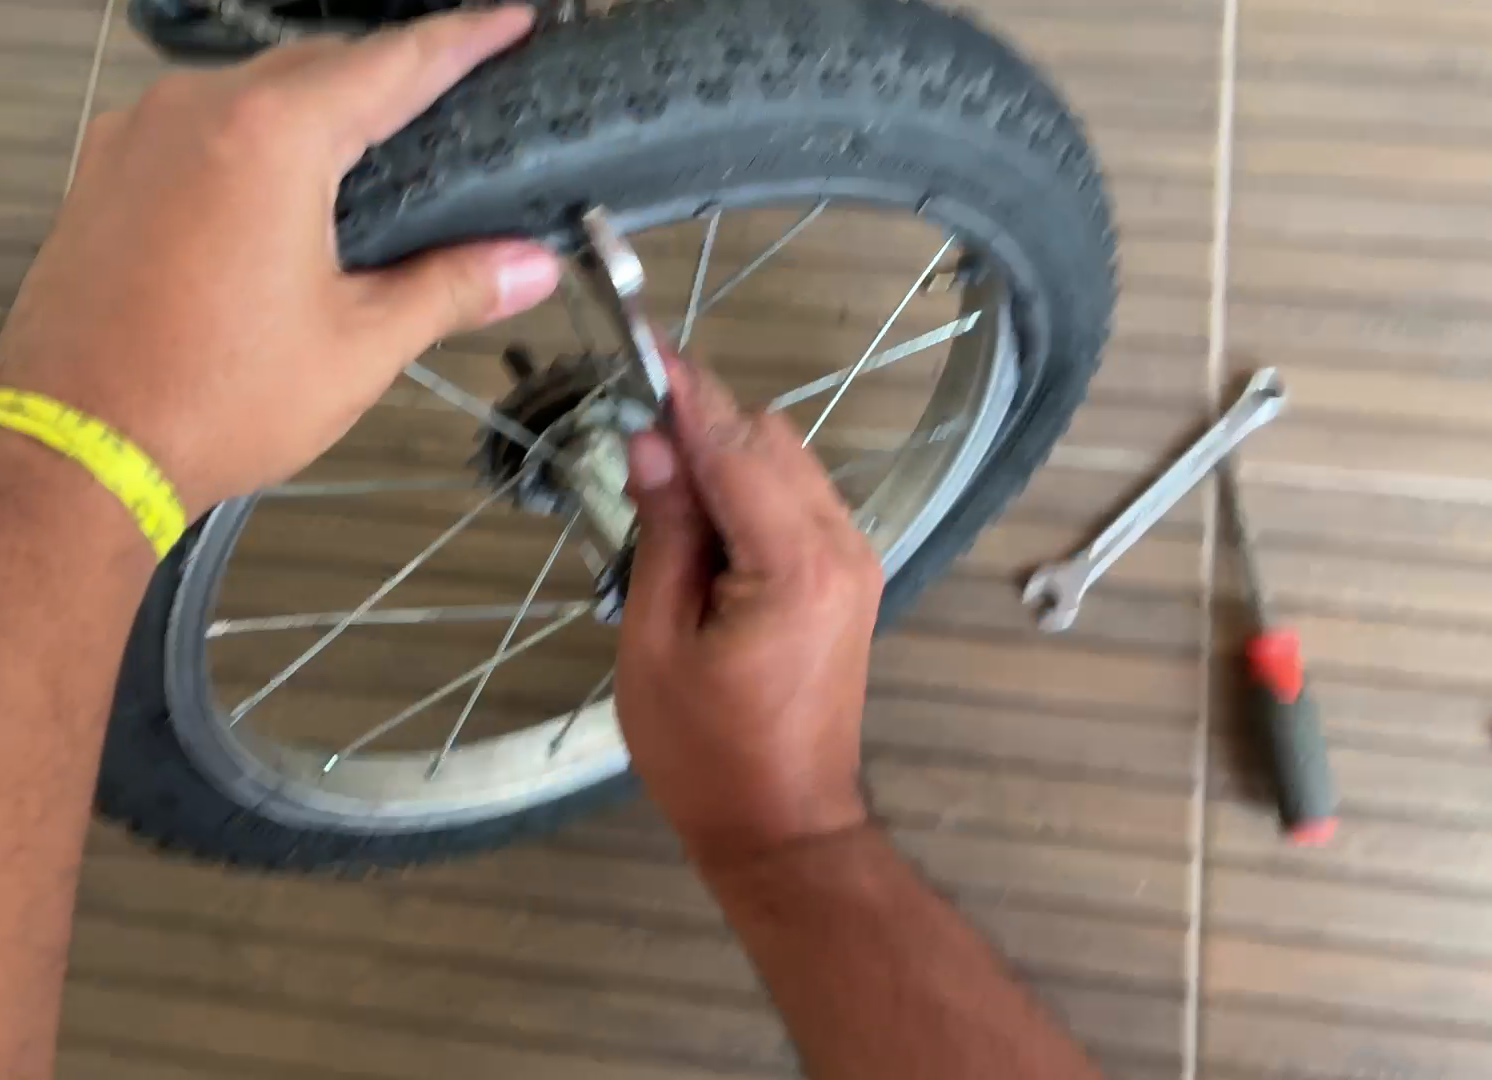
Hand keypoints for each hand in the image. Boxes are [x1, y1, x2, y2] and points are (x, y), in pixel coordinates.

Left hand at [0, 7, 560, 514]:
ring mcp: (137, 138)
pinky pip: (206, 132)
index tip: (508, 21)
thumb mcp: (363, 345)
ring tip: (381, 152)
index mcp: (269, 139)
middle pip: (318, 68)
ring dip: (326, 113)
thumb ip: (451, 288)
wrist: (78, 449)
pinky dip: (266, 145)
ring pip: (256, 97)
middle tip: (453, 98)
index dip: (461, 40)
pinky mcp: (108, 177)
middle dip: (392, 75)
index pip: (390, 65)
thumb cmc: (222, 398)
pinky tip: (293, 194)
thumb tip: (530, 267)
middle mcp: (192, 112)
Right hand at [615, 359, 882, 869]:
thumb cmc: (704, 751)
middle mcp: (841, 545)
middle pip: (769, 438)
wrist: (785, 825)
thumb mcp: (657, 641)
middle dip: (701, 422)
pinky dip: (750, 487)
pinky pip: (798, 499)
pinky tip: (706, 519)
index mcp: (793, 563)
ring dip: (725, 454)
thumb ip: (663, 531)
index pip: (733, 444)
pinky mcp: (852, 577)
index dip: (684, 389)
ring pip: (788, 461)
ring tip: (662, 484)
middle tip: (634, 437)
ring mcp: (856, 559)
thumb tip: (650, 443)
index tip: (642, 342)